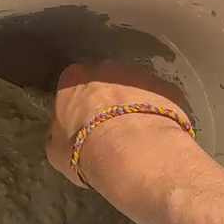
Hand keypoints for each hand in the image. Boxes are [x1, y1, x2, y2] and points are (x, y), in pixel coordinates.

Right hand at [45, 61, 192, 189]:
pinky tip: (158, 135)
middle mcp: (105, 68)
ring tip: (138, 134)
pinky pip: (161, 99)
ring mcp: (140, 74)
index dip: (79, 104)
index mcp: (73, 79)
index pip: (72, 85)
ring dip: (134, 105)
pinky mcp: (167, 87)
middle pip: (105, 81)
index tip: (83, 122)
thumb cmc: (85, 150)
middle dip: (108, 100)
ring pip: (135, 87)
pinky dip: (160, 112)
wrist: (134, 154)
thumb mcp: (56, 150)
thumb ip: (57, 134)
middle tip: (112, 128)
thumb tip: (61, 133)